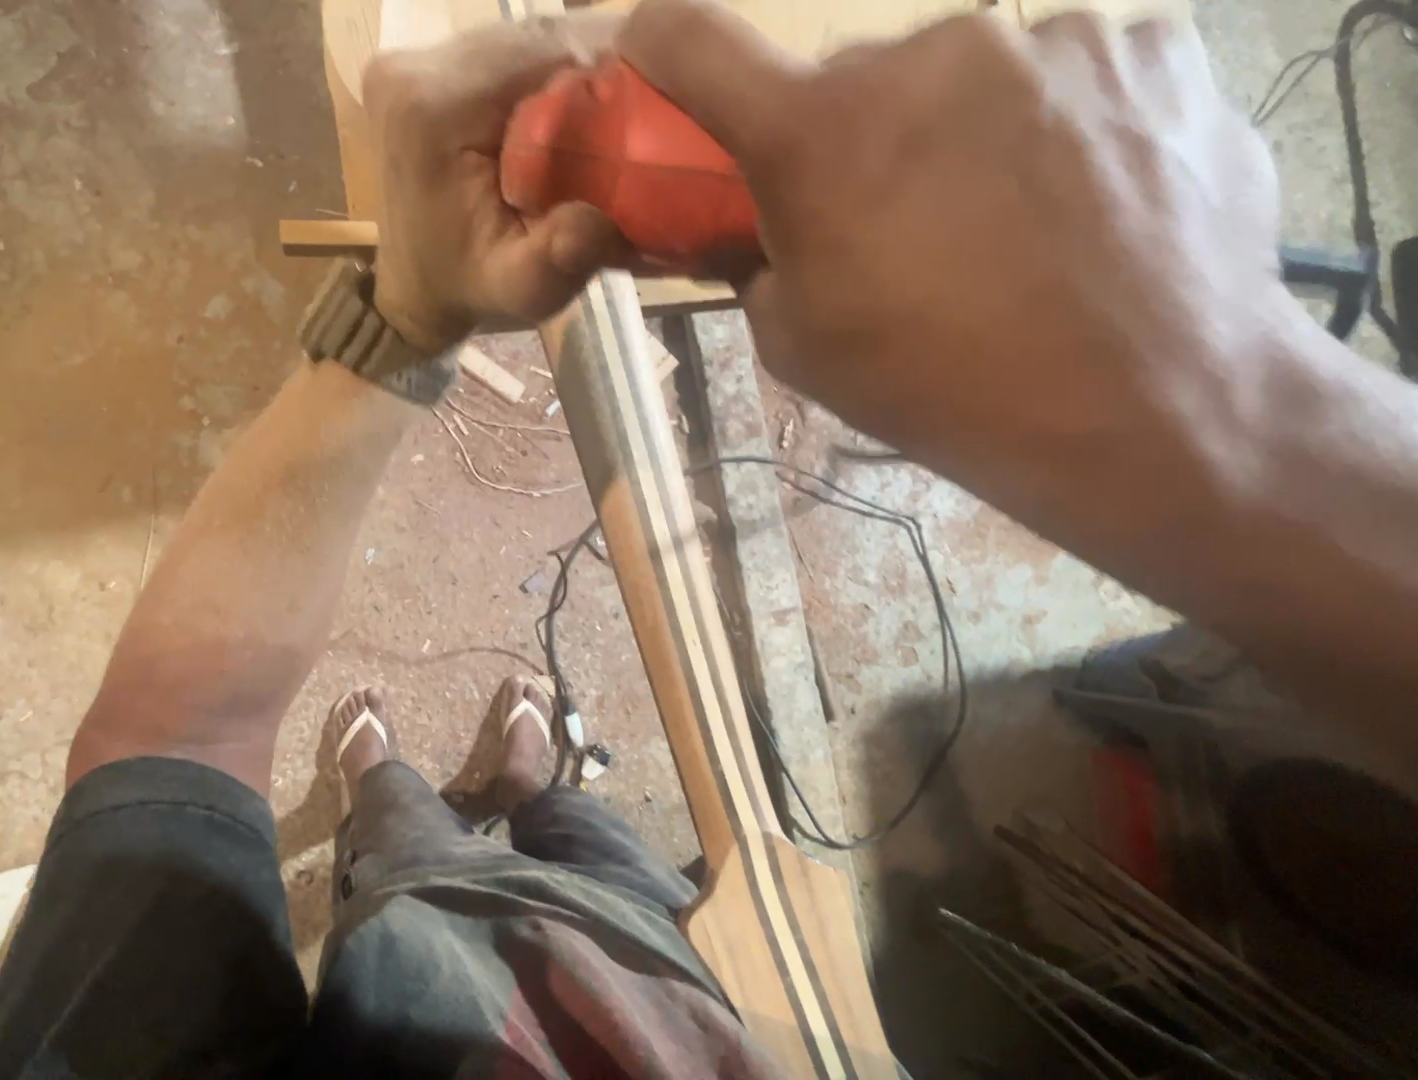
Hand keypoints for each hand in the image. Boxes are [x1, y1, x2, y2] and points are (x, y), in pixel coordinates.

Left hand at [363, 15, 632, 351]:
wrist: (412, 293)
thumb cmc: (469, 292)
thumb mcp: (520, 290)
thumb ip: (560, 257)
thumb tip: (604, 222)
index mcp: (436, 109)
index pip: (549, 54)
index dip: (612, 72)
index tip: (655, 109)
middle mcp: (415, 67)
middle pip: (536, 38)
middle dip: (595, 68)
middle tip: (643, 110)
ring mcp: (411, 60)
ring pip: (523, 39)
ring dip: (571, 69)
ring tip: (612, 110)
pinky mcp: (421, 65)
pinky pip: (503, 53)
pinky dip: (543, 75)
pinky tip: (570, 110)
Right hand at [618, 0, 1282, 512]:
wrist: (1142, 402)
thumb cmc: (933, 383)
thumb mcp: (798, 343)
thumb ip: (757, 262)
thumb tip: (760, 227)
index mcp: (818, 134)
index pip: (697, 43)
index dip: (659, 43)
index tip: (650, 56)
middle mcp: (927, 54)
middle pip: (851, 80)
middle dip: (847, 139)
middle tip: (879, 222)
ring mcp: (1051, 39)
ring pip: (962, 77)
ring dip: (951, 134)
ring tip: (997, 227)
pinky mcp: (1152, 49)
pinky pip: (1063, 77)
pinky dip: (1048, 129)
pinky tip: (1076, 205)